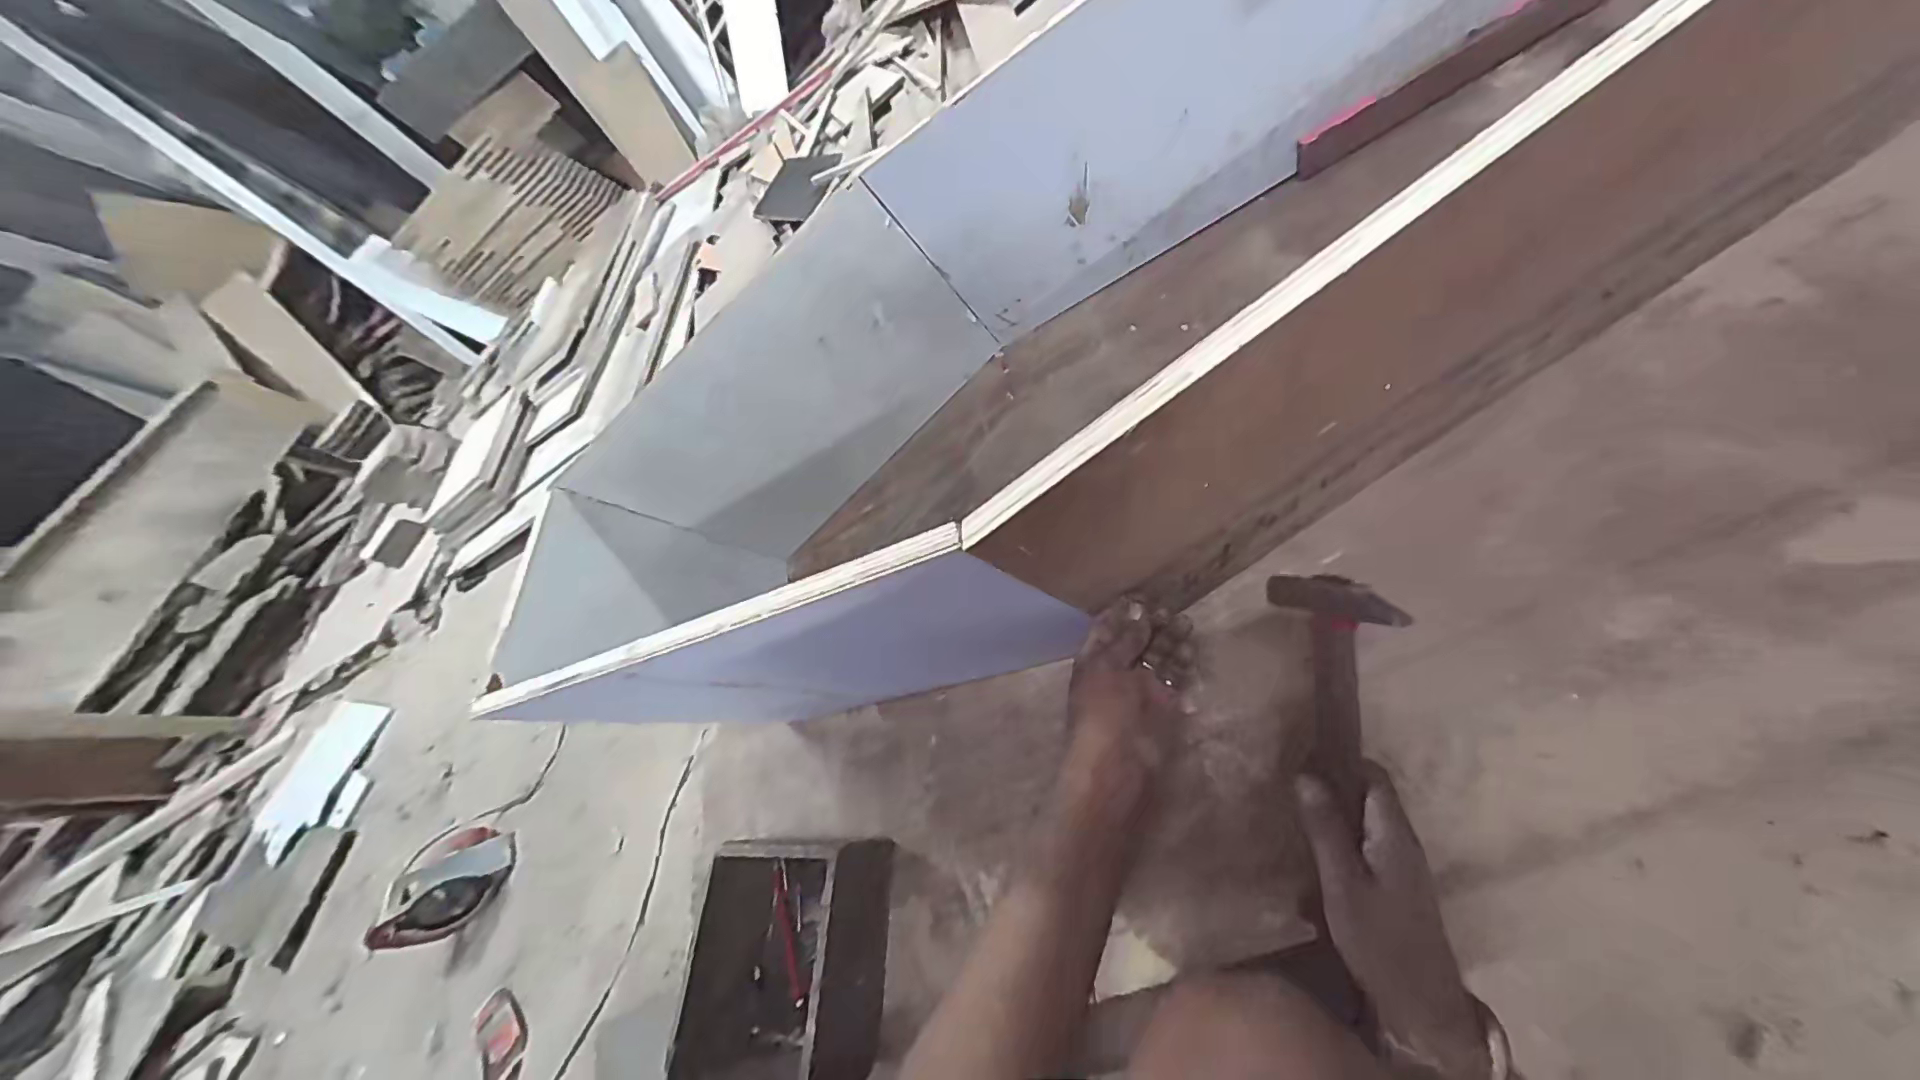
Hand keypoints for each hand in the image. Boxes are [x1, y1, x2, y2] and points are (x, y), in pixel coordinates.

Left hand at [1065, 599, 1194, 776]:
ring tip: (1186, 622)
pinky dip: (1183, 666)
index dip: (1121, 614)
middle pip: (1136, 643)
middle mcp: (1116, 673)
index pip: (1106, 630)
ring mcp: (1140, 691)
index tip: (1139, 597)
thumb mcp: (1106, 669)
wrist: (1116, 766)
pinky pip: (1175, 681)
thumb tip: (1140, 614)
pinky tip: (1191, 650)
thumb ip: (1124, 641)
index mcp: (1093, 662)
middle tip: (1169, 609)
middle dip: (1151, 626)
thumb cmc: (1102, 713)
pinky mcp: (1163, 707)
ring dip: (1171, 642)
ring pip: (1158, 659)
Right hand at [1295, 765, 1491, 1079]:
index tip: (1303, 756)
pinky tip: (1315, 848)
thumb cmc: (1380, 940)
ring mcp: (1403, 864)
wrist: (1421, 1005)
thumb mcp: (1342, 883)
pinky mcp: (1396, 884)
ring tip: (1295, 809)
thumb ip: (1325, 828)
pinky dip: (1341, 835)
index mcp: (1394, 834)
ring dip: (1335, 810)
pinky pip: (1367, 842)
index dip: (1342, 760)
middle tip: (1290, 782)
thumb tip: (1305, 774)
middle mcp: (1404, 841)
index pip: (1375, 776)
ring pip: (1367, 819)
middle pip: (1371, 794)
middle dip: (1333, 783)